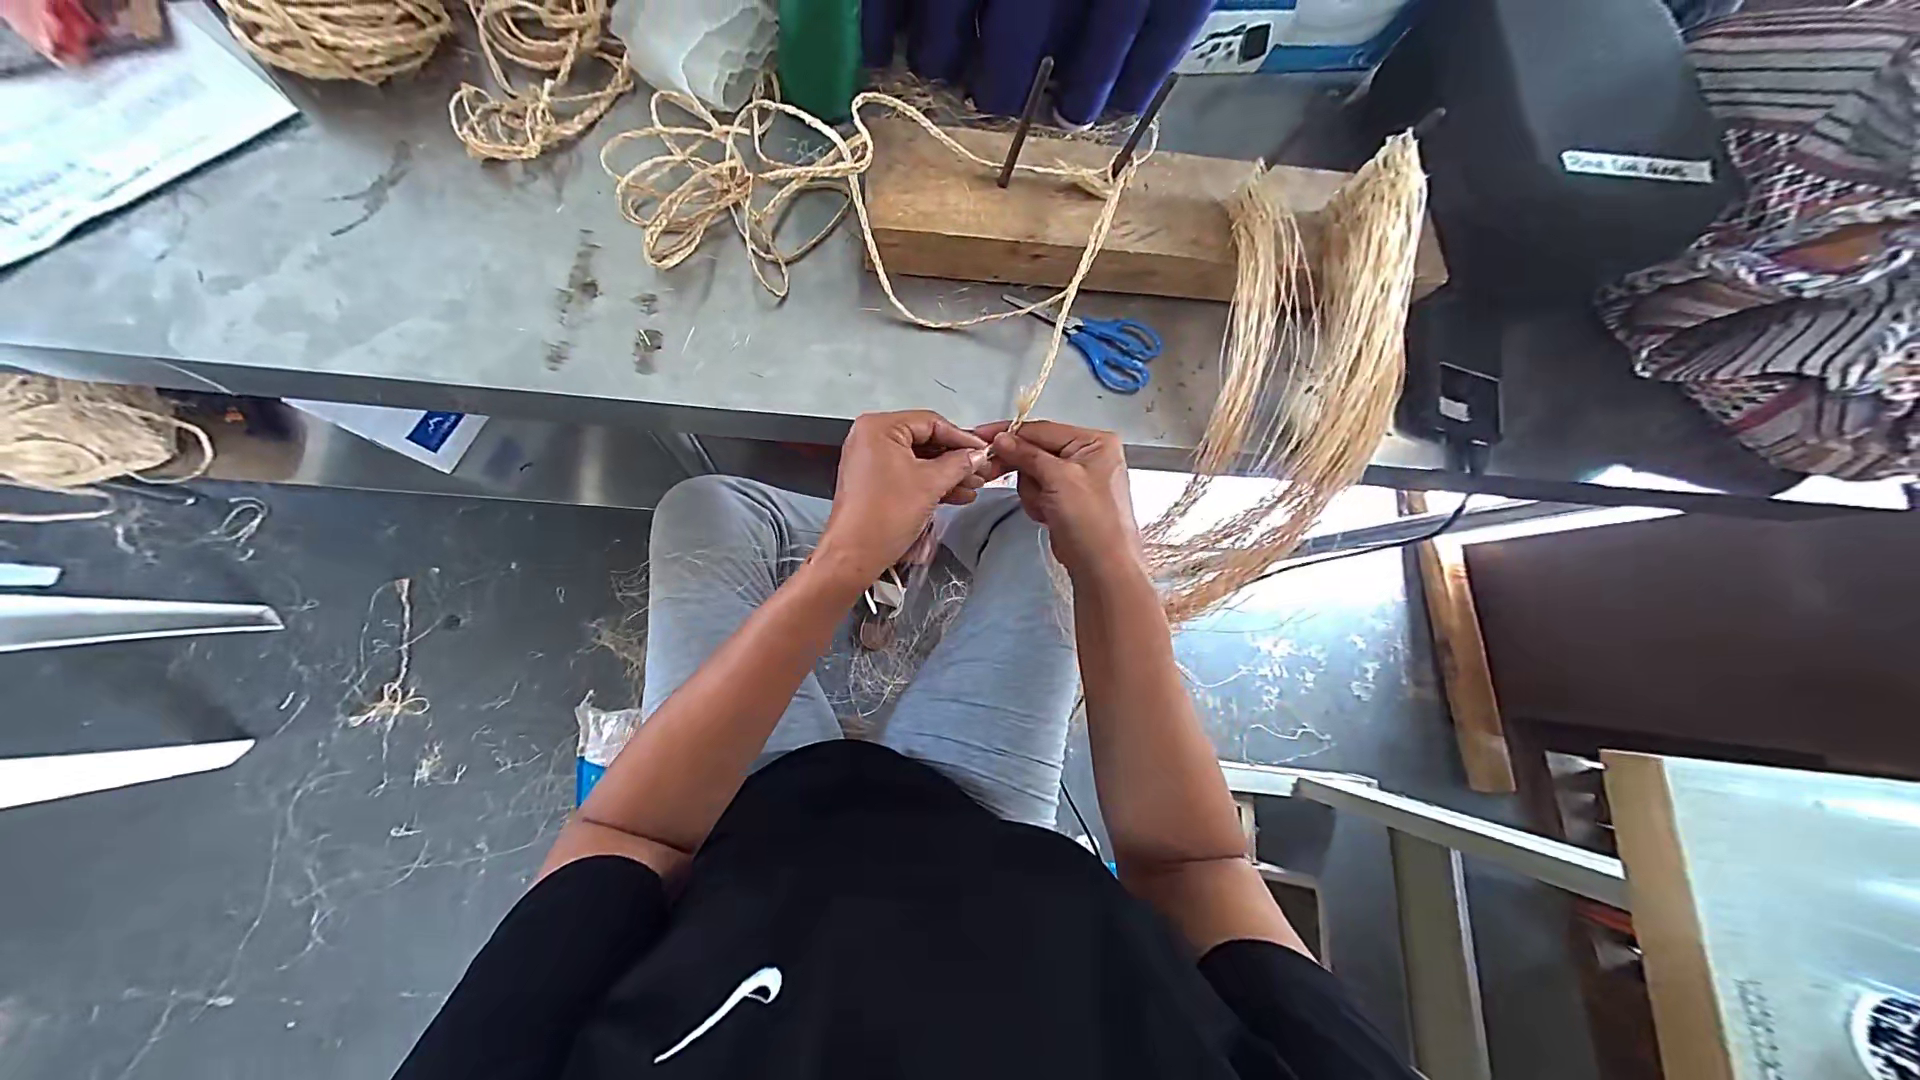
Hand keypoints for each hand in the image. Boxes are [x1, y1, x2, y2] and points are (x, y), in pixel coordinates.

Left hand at [816, 411, 989, 582]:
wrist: (855, 555)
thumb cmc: (877, 520)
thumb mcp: (931, 484)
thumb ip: (959, 464)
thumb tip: (974, 455)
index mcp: (878, 428)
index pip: (931, 422)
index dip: (961, 438)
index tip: (981, 450)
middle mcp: (870, 439)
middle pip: (925, 440)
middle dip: (955, 458)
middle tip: (978, 468)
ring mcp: (870, 460)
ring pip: (919, 459)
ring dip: (947, 473)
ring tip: (970, 483)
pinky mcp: (873, 481)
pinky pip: (908, 473)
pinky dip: (930, 482)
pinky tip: (953, 493)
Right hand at [974, 420, 1141, 580]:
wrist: (1102, 566)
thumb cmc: (1093, 521)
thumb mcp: (1059, 479)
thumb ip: (1028, 454)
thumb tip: (1003, 439)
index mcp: (1095, 442)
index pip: (1044, 429)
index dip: (1012, 434)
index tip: (984, 435)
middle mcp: (1088, 456)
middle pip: (1036, 450)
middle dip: (1025, 469)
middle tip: (994, 470)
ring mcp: (1076, 479)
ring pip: (1033, 473)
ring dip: (1032, 491)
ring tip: (1046, 507)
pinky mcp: (1066, 500)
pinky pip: (1038, 491)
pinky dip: (1037, 503)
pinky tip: (1048, 515)